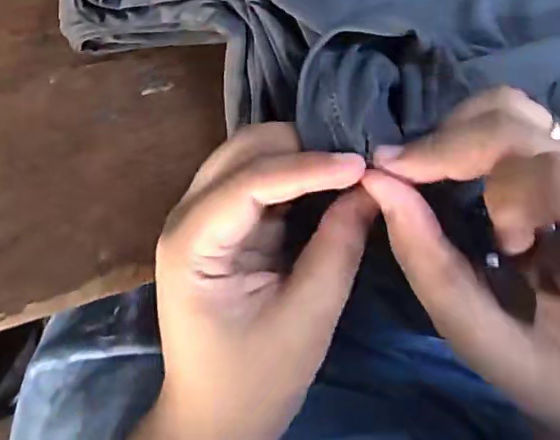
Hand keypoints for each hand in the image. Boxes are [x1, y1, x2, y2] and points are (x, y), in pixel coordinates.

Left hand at [133, 123, 376, 439]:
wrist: (213, 420)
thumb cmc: (254, 381)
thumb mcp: (306, 321)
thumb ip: (338, 247)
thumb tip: (372, 186)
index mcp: (191, 241)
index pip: (250, 180)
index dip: (308, 166)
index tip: (360, 164)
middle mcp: (188, 212)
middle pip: (245, 149)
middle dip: (301, 148)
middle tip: (357, 161)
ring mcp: (202, 210)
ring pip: (251, 150)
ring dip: (299, 152)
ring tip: (346, 165)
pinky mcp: (224, 216)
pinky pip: (260, 171)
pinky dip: (295, 168)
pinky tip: (328, 176)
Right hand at [361, 89, 559, 439]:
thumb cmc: (543, 372)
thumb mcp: (480, 340)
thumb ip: (430, 264)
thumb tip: (377, 180)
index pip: (557, 177)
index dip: (489, 177)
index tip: (435, 202)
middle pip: (531, 126)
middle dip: (456, 140)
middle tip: (404, 172)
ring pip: (524, 110)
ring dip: (464, 128)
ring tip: (432, 168)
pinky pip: (524, 121)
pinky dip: (477, 131)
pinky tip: (458, 165)